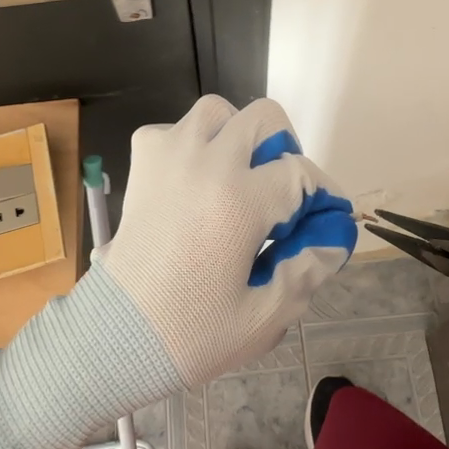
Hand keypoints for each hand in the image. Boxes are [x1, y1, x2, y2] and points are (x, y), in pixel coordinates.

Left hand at [0, 96, 355, 448]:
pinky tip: (195, 182)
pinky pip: (174, 129)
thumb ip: (307, 269)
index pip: (300, 174)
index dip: (321, 195)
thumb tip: (334, 235)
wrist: (115, 336)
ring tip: (238, 177)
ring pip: (217, 111)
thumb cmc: (191, 334)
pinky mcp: (142, 163)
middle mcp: (206, 163)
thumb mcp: (263, 317)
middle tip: (280, 193)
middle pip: (264, 118)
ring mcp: (168, 156)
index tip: (324, 218)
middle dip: (283, 151)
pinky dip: (192, 144)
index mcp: (239, 201)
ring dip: (236, 136)